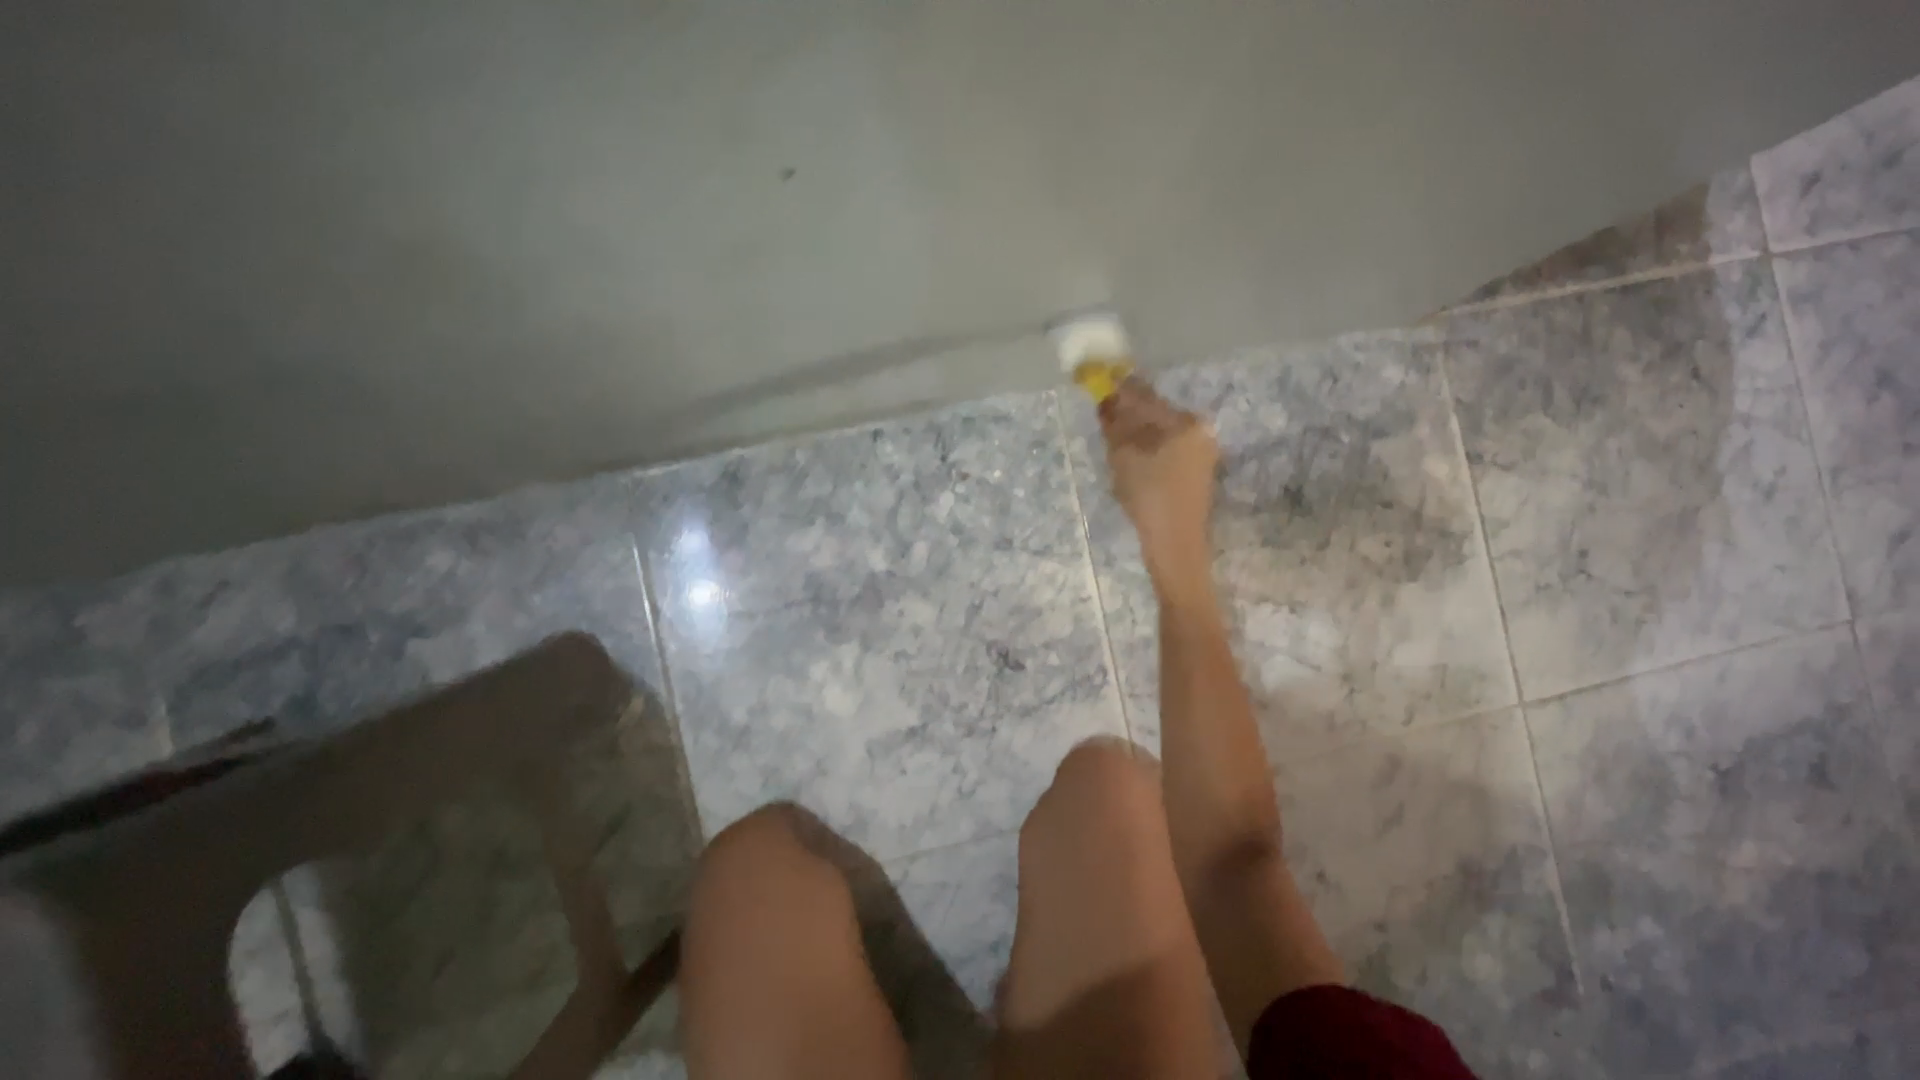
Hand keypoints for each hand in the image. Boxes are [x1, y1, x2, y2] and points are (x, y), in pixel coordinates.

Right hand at [1098, 377, 1219, 594]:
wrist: (1175, 545)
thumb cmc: (1149, 497)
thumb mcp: (1123, 457)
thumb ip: (1114, 424)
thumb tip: (1106, 401)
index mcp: (1186, 422)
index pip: (1146, 397)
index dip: (1120, 390)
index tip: (1100, 383)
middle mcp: (1200, 431)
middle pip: (1157, 413)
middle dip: (1129, 413)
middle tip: (1103, 416)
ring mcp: (1202, 453)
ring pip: (1162, 433)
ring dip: (1137, 433)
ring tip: (1113, 441)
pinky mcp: (1197, 473)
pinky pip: (1168, 449)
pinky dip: (1148, 449)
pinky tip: (1131, 461)